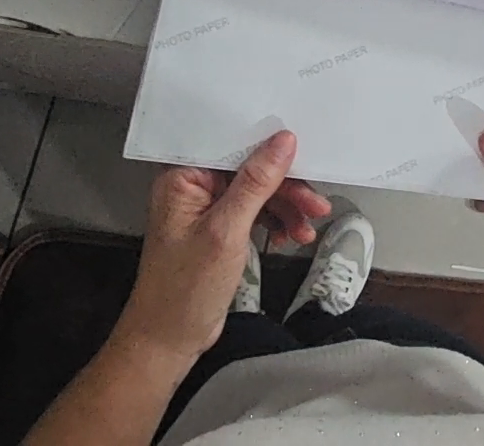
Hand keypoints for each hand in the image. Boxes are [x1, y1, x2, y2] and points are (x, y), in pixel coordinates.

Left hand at [110, 132, 329, 365]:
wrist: (168, 343)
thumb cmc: (186, 288)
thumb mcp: (227, 231)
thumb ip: (256, 183)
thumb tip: (285, 140)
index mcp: (184, 176)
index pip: (234, 147)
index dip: (270, 148)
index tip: (305, 156)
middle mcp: (193, 186)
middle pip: (250, 170)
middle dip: (286, 188)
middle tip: (316, 205)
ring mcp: (207, 208)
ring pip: (257, 192)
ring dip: (286, 208)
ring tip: (307, 229)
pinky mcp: (218, 227)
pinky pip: (254, 212)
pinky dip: (275, 221)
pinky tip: (289, 236)